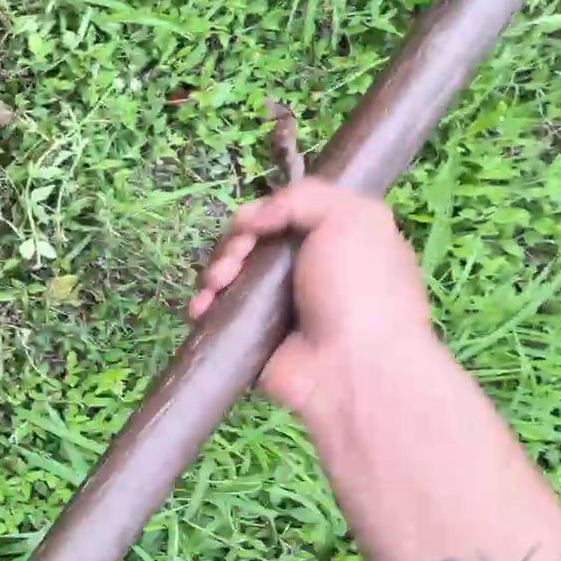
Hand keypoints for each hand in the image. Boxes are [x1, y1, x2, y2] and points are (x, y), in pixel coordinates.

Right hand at [188, 178, 438, 420]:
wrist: (349, 363)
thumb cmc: (361, 288)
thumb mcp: (354, 218)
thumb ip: (304, 197)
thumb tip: (249, 218)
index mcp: (332, 241)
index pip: (281, 218)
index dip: (258, 216)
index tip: (250, 226)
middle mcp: (300, 272)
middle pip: (246, 247)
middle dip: (230, 247)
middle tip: (234, 261)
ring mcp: (271, 306)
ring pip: (225, 278)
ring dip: (212, 275)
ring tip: (215, 287)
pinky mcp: (246, 335)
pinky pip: (213, 314)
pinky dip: (201, 307)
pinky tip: (200, 310)